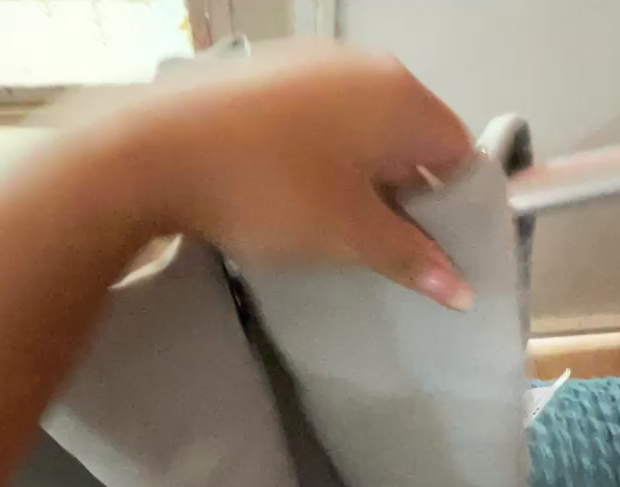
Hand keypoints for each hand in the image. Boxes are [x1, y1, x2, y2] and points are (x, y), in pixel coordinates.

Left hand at [93, 46, 476, 308]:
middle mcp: (369, 67)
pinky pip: (328, 120)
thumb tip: (462, 291)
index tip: (435, 250)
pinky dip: (332, 159)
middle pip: (415, 140)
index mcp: (401, 97)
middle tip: (388, 247)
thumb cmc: (272, 192)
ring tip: (342, 226)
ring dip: (369, 180)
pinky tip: (302, 192)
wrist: (157, 152)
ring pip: (369, 131)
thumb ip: (411, 259)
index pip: (460, 154)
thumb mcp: (351, 235)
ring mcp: (317, 63)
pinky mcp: (274, 74)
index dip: (456, 208)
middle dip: (411, 195)